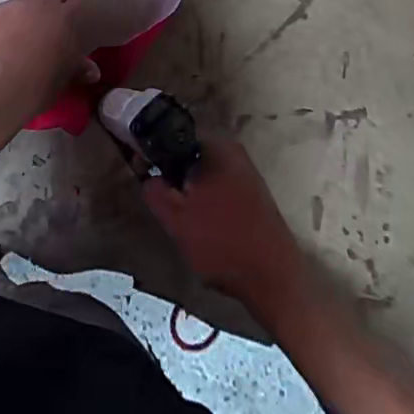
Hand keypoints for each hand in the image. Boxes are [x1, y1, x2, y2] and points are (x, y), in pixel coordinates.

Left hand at [0, 0, 97, 128]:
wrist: (1, 86)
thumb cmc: (39, 83)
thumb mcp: (67, 76)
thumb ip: (79, 67)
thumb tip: (90, 71)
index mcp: (68, 18)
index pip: (81, 0)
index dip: (80, 7)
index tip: (78, 17)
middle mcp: (45, 4)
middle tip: (53, 14)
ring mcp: (19, 5)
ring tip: (30, 18)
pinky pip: (7, 5)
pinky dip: (10, 15)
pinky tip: (6, 33)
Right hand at [143, 136, 307, 312]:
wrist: (271, 276)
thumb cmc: (220, 240)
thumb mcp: (175, 216)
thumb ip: (154, 189)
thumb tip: (148, 174)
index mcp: (218, 146)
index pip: (173, 137)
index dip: (154, 155)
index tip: (143, 176)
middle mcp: (235, 153)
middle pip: (189, 159)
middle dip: (173, 180)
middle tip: (165, 207)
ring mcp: (247, 175)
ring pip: (203, 179)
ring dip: (189, 197)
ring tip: (185, 224)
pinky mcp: (254, 197)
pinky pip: (219, 193)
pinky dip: (207, 207)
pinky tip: (206, 232)